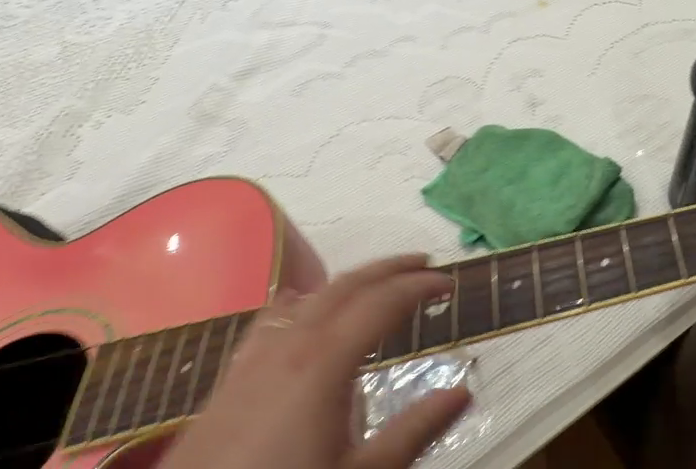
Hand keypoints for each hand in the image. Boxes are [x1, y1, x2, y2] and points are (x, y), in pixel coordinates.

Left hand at [160, 255, 470, 468]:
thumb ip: (413, 431)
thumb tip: (463, 392)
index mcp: (327, 360)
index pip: (384, 302)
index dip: (420, 286)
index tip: (448, 283)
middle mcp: (292, 343)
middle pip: (347, 285)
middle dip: (389, 269)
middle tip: (423, 264)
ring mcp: (256, 356)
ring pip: (310, 297)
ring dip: (350, 282)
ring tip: (376, 284)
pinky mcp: (232, 376)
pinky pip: (274, 318)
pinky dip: (303, 301)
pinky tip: (301, 307)